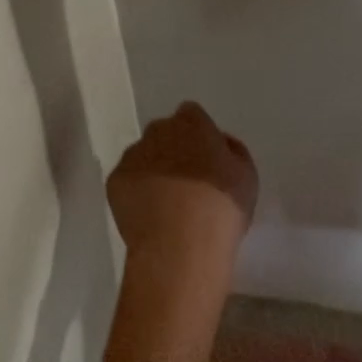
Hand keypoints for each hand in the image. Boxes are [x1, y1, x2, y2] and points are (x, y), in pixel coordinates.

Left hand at [107, 103, 259, 261]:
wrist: (180, 244)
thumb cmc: (221, 208)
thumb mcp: (247, 177)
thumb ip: (233, 151)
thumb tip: (220, 144)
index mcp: (192, 124)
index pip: (192, 116)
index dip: (199, 136)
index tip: (206, 159)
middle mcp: (158, 130)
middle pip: (165, 133)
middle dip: (173, 150)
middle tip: (187, 183)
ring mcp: (133, 154)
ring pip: (143, 156)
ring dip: (153, 170)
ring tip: (167, 206)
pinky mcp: (115, 180)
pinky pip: (127, 180)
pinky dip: (136, 193)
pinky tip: (150, 217)